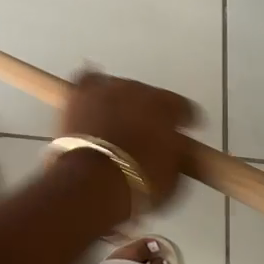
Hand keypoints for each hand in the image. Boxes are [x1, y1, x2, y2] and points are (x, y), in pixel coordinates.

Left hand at [59, 71, 196, 210]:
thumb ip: (179, 153)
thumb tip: (177, 148)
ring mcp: (106, 87)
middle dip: (148, 113)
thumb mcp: (174, 175)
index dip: (183, 121)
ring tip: (116, 122)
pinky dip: (93, 90)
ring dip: (120, 102)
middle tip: (144, 134)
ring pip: (118, 88)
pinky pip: (88, 81)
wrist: (94, 179)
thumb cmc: (138, 182)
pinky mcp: (80, 91)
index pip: (182, 106)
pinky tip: (93, 101)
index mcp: (166, 107)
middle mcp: (138, 89)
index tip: (181, 130)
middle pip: (147, 96)